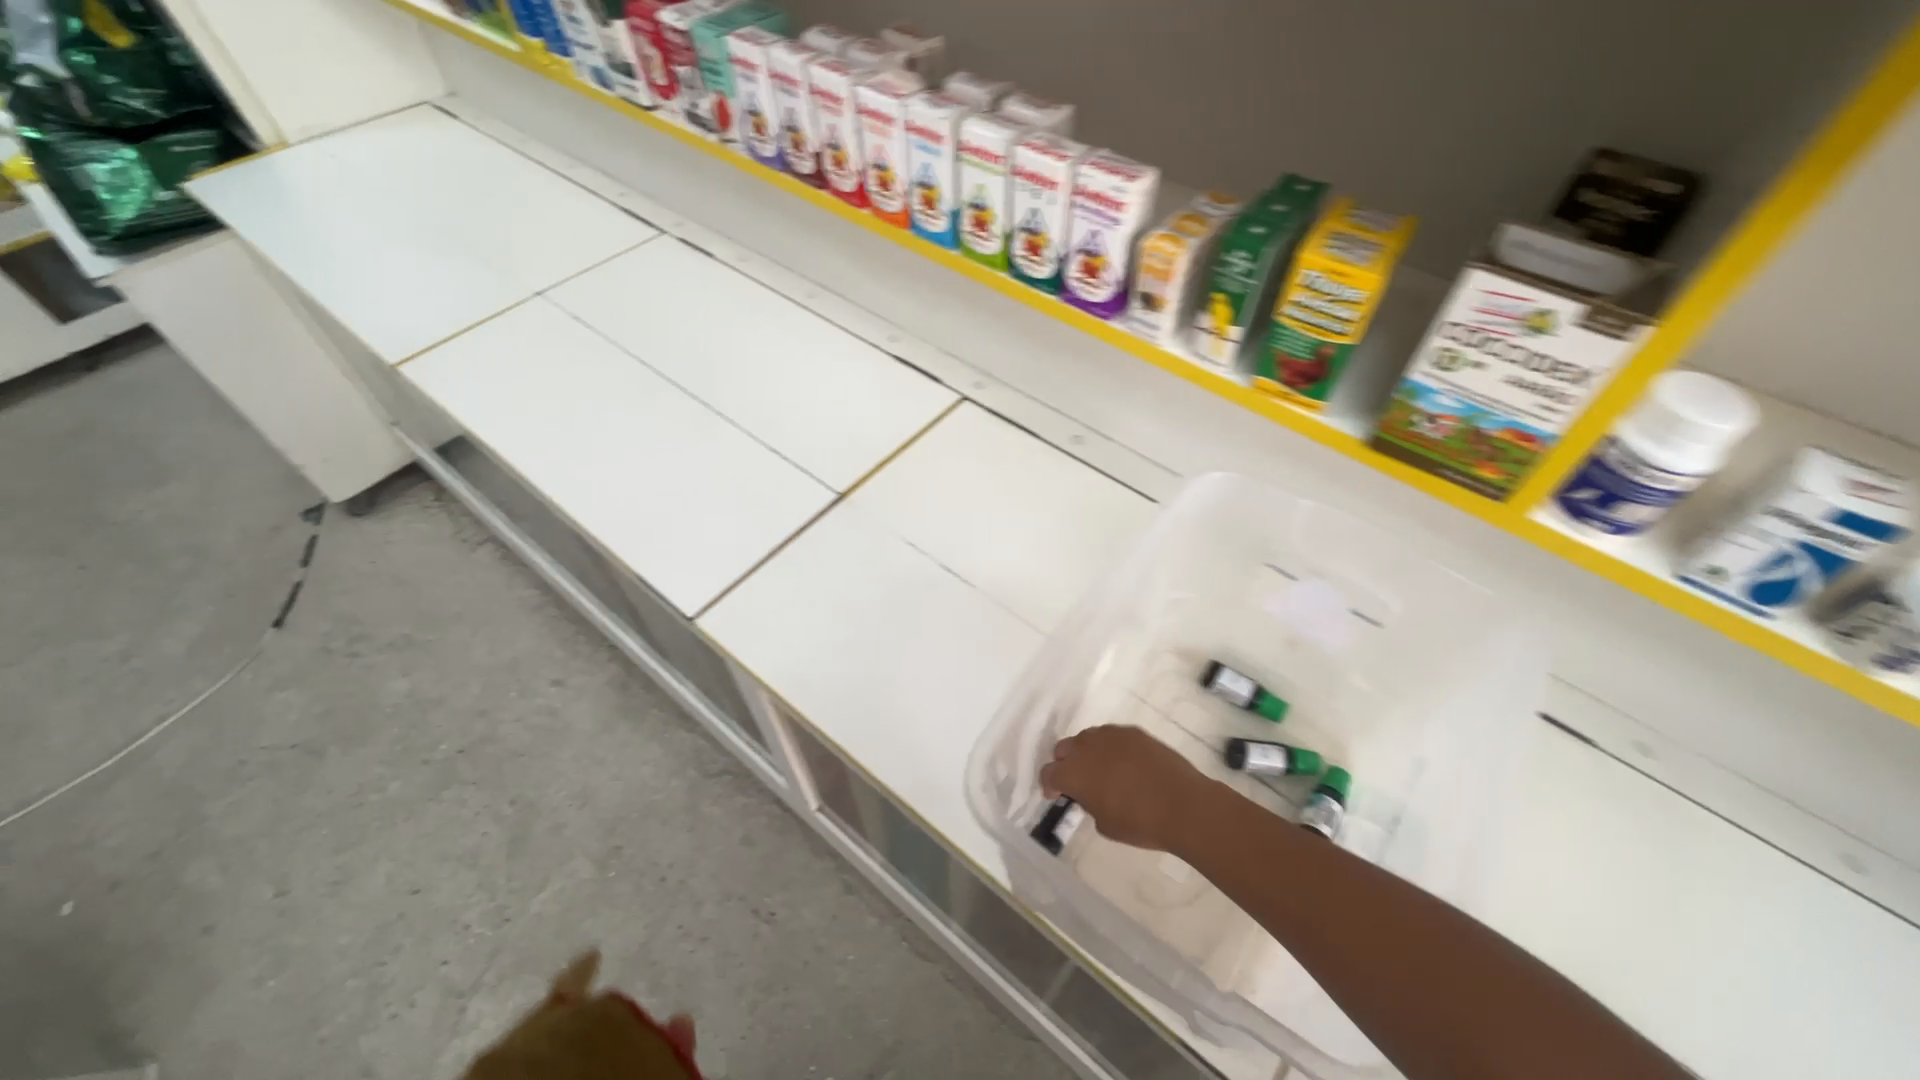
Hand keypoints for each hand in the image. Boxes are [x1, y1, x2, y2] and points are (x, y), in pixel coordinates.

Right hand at [1039, 725, 1219, 853]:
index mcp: (1073, 773)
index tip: (1057, 795)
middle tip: (1079, 782)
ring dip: (1088, 753)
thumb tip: (1092, 795)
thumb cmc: (1140, 823)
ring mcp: (1111, 735)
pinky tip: (1126, 764)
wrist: (1183, 805)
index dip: (1050, 786)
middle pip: (1064, 749)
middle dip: (1066, 764)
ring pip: (1088, 738)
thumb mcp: (1104, 824)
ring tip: (1103, 770)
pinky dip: (1112, 748)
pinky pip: (1112, 736)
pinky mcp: (1134, 732)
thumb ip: (1090, 804)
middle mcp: (1086, 747)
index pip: (1048, 774)